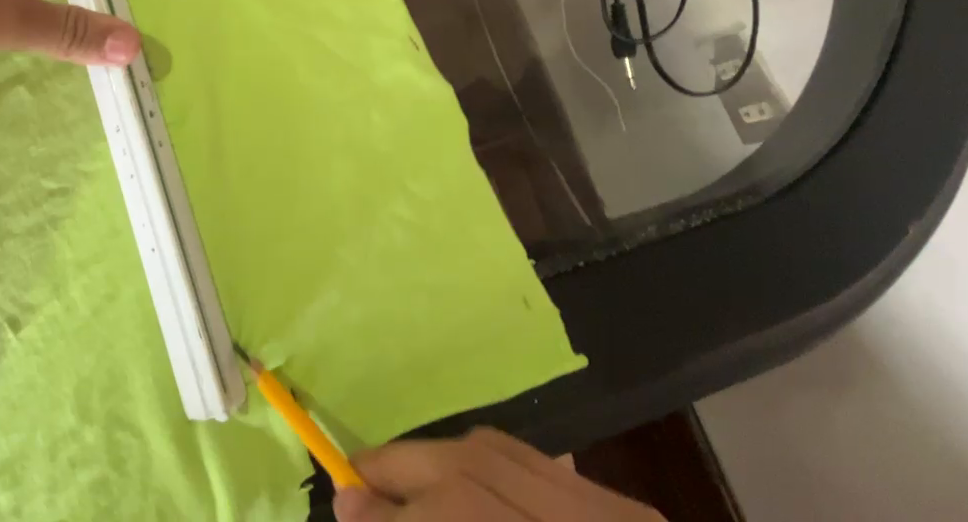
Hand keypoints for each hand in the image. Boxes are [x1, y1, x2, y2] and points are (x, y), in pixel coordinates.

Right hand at [335, 429, 664, 521]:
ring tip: (393, 481)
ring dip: (433, 460)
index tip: (343, 508)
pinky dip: (478, 462)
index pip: (462, 512)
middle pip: (476, 471)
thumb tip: (358, 510)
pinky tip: (452, 480)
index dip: (392, 513)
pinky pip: (532, 459)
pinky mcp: (624, 506)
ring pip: (501, 452)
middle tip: (354, 487)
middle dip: (401, 472)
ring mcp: (614, 516)